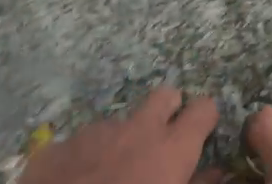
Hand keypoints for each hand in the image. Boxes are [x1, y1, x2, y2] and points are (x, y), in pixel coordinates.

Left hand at [21, 86, 221, 183]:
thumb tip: (218, 173)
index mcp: (171, 147)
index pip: (205, 107)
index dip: (203, 121)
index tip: (199, 138)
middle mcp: (137, 129)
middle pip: (165, 95)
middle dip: (166, 112)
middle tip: (157, 144)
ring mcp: (93, 135)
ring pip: (116, 124)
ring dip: (118, 143)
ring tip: (104, 177)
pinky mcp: (54, 150)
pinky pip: (75, 145)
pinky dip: (79, 160)